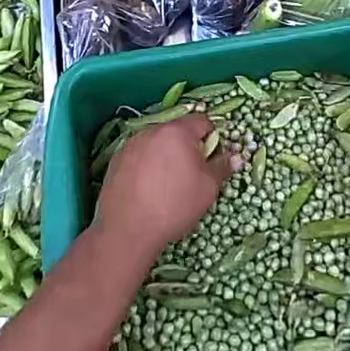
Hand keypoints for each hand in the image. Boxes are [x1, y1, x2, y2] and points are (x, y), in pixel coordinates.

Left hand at [95, 113, 228, 254]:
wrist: (127, 229)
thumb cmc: (174, 205)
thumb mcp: (207, 188)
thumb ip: (221, 167)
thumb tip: (233, 157)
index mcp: (177, 132)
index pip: (202, 121)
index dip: (212, 136)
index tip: (213, 157)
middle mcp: (152, 131)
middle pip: (177, 131)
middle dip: (187, 147)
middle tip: (192, 173)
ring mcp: (131, 144)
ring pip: (157, 143)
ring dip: (166, 155)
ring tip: (167, 183)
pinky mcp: (116, 160)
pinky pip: (140, 156)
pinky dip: (147, 165)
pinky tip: (148, 188)